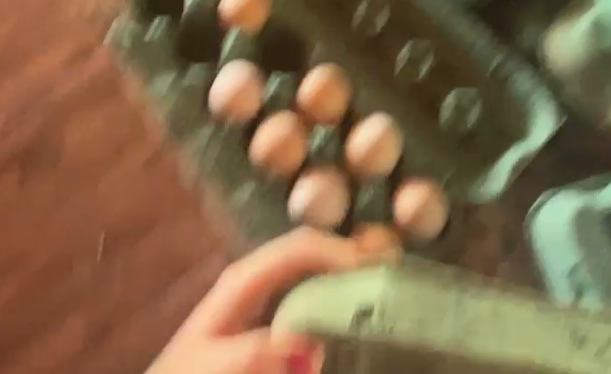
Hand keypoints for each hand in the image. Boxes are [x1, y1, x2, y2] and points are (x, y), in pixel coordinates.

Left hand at [147, 229, 392, 373]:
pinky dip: (334, 313)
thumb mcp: (212, 368)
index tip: (380, 269)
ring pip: (314, 282)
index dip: (339, 250)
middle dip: (352, 262)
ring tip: (388, 298)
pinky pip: (308, 311)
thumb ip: (253, 355)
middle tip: (398, 279)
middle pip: (312, 258)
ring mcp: (264, 305)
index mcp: (244, 281)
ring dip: (347, 285)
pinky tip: (356, 327)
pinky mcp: (269, 332)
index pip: (299, 249)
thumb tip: (307, 345)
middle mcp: (257, 284)